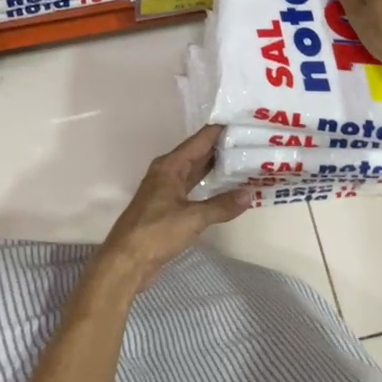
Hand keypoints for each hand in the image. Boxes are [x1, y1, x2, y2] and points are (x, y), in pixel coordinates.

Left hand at [98, 126, 248, 290]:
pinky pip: (194, 190)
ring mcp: (167, 190)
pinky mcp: (169, 208)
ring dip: (218, 168)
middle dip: (224, 148)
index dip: (221, 129)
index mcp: (170, 166)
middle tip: (254, 142)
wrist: (127, 261)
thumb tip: (249, 194)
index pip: (200, 139)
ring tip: (247, 162)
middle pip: (199, 154)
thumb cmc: (156, 232)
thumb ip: (221, 205)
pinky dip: (211, 188)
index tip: (246, 121)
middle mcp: (168, 172)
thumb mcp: (193, 217)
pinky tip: (228, 190)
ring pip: (197, 172)